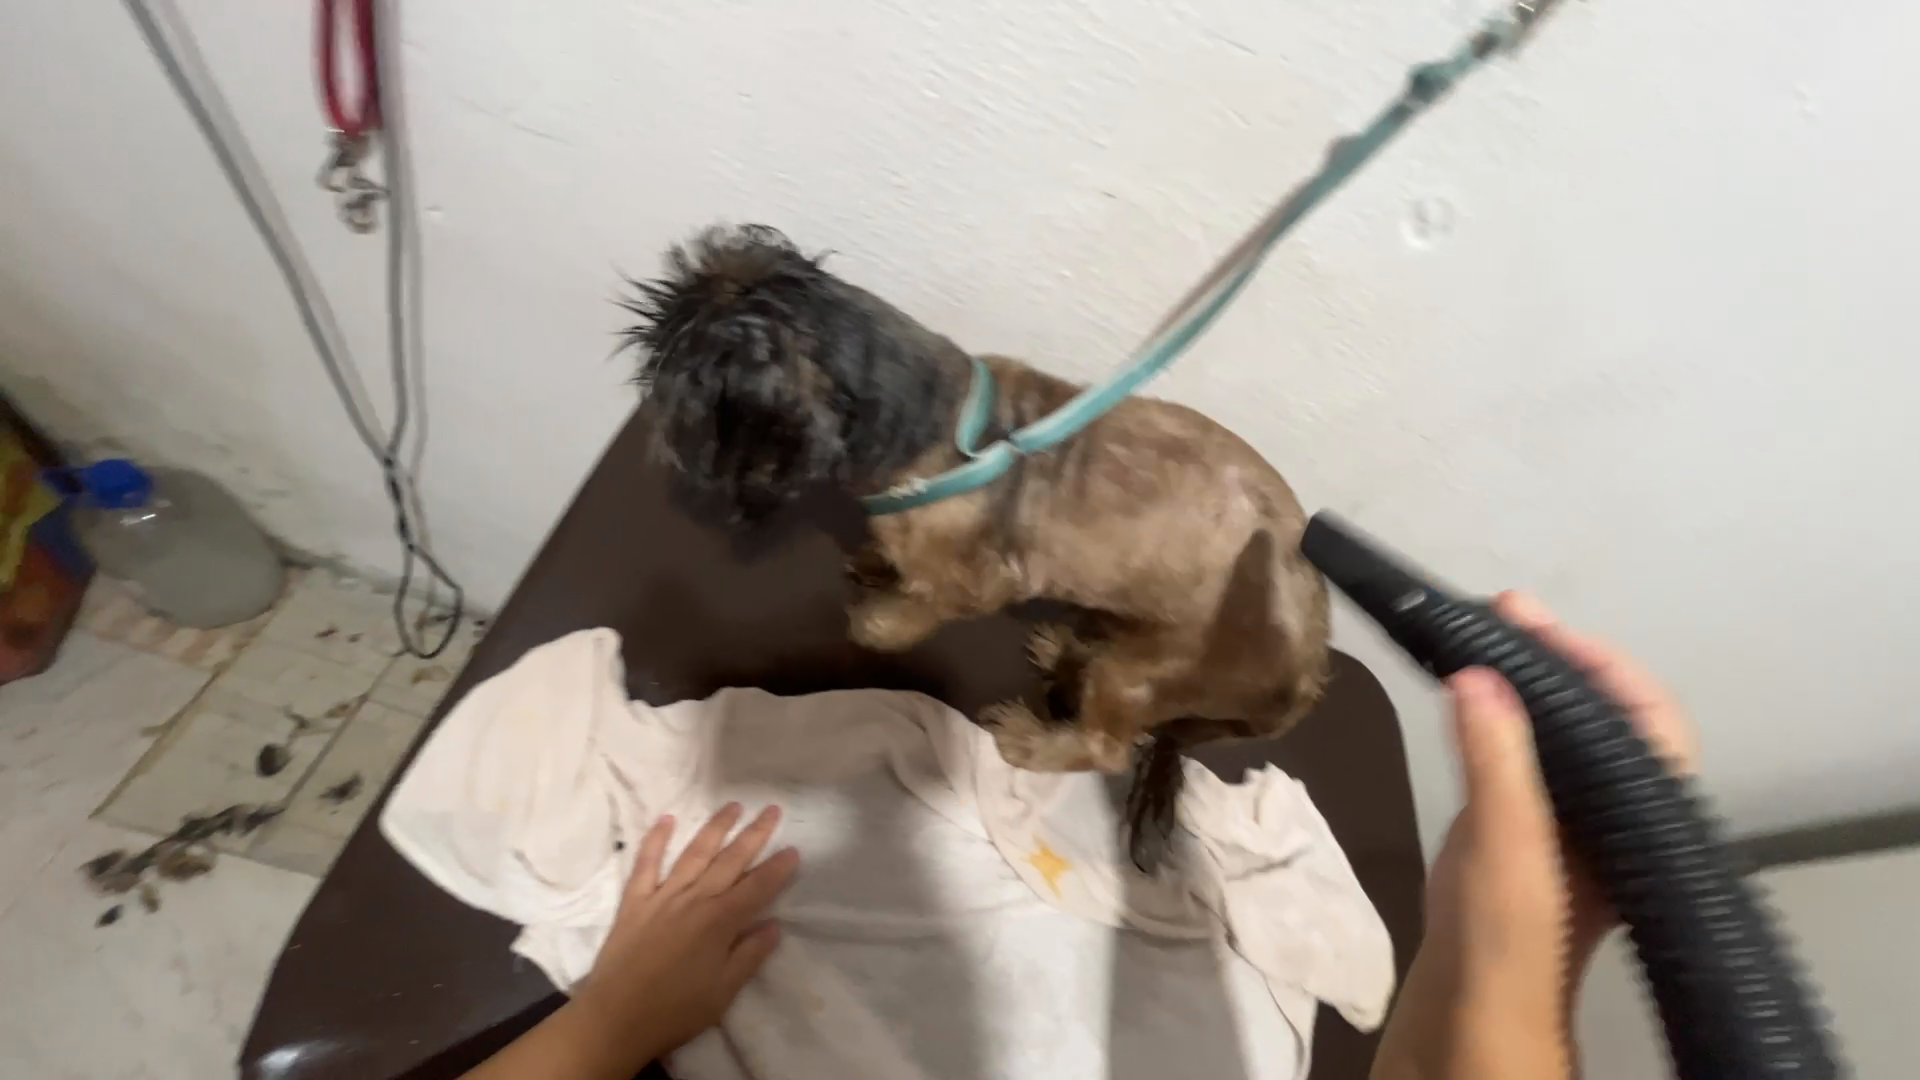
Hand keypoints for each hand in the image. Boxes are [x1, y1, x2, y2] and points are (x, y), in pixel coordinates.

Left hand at [462, 804, 798, 1079]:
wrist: (613, 1022)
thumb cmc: (675, 1010)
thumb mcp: (723, 992)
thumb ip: (750, 955)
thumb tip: (774, 924)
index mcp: (720, 921)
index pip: (758, 887)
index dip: (778, 868)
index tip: (794, 849)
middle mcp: (696, 899)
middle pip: (732, 859)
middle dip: (755, 833)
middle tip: (773, 809)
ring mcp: (664, 895)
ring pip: (696, 852)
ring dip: (717, 827)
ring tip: (734, 805)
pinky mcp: (635, 901)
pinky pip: (646, 864)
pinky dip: (655, 840)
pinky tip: (667, 819)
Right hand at [1370, 593, 1697, 1079]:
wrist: (1474, 990)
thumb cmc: (1508, 931)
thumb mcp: (1508, 846)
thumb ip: (1498, 765)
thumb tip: (1477, 678)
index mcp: (1634, 810)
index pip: (1642, 714)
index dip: (1595, 659)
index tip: (1528, 619)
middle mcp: (1610, 801)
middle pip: (1602, 709)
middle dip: (1555, 653)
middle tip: (1498, 612)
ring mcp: (1565, 806)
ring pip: (1560, 722)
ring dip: (1525, 673)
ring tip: (1479, 633)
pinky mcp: (1522, 812)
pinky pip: (1519, 741)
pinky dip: (1494, 703)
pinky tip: (1464, 687)